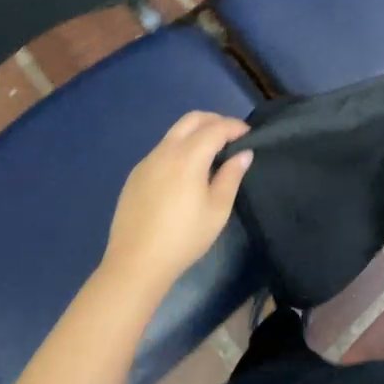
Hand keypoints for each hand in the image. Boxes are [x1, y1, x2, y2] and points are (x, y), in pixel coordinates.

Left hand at [101, 112, 253, 290]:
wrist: (135, 264)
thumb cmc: (183, 238)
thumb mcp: (217, 210)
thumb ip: (231, 176)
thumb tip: (243, 153)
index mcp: (188, 156)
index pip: (216, 127)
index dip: (235, 126)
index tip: (248, 134)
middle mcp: (165, 151)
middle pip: (192, 119)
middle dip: (214, 120)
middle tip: (231, 136)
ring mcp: (146, 162)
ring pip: (174, 133)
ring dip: (195, 133)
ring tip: (210, 154)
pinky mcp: (135, 175)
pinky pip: (161, 150)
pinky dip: (179, 149)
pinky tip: (185, 173)